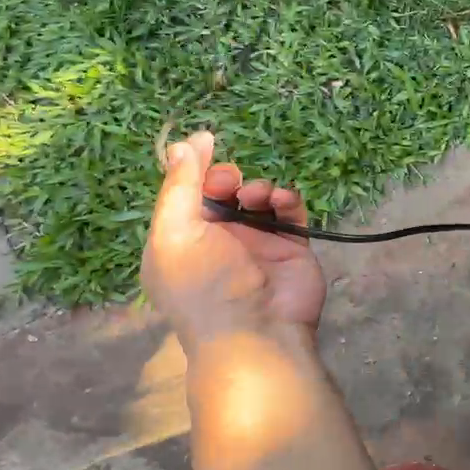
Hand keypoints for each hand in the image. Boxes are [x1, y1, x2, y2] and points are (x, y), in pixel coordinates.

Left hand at [142, 131, 325, 348]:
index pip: (184, 197)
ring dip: (258, 188)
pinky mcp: (292, 245)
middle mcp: (216, 240)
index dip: (194, 171)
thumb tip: (185, 140)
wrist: (256, 329)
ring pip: (258, 199)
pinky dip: (287, 200)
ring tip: (258, 196)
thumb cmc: (204, 283)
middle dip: (227, 179)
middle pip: (222, 194)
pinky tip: (282, 201)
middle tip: (230, 182)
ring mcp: (256, 243)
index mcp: (178, 242)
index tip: (208, 148)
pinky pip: (290, 211)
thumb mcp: (177, 234)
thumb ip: (180, 187)